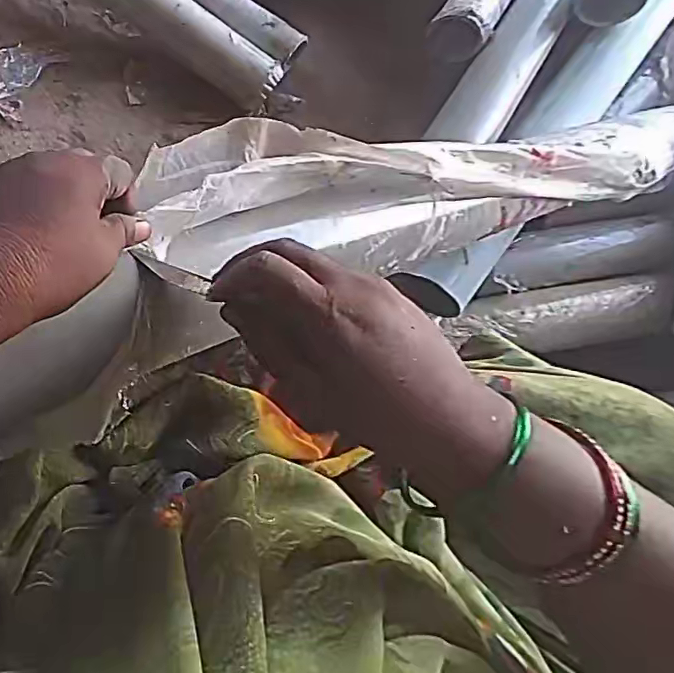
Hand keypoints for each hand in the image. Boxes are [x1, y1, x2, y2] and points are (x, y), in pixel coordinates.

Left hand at [0, 150, 149, 347]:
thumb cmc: (47, 268)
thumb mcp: (100, 254)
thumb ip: (123, 231)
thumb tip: (139, 223)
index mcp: (81, 169)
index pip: (120, 172)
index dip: (127, 201)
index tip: (121, 228)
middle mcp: (46, 159)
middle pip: (82, 170)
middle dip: (92, 197)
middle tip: (92, 233)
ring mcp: (11, 170)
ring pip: (48, 179)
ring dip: (59, 200)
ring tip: (56, 237)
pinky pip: (20, 190)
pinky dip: (30, 206)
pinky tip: (26, 236)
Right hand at [208, 240, 512, 484]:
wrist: (456, 423)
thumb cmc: (381, 419)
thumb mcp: (313, 389)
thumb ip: (270, 341)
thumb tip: (235, 308)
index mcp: (329, 310)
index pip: (266, 265)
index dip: (233, 275)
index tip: (217, 297)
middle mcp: (351, 282)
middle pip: (286, 248)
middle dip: (250, 264)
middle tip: (231, 292)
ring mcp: (374, 281)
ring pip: (311, 259)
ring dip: (279, 273)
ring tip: (265, 308)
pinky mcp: (389, 289)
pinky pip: (336, 273)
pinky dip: (307, 282)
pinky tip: (305, 314)